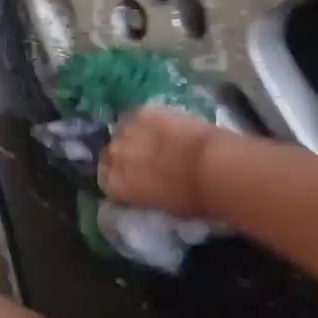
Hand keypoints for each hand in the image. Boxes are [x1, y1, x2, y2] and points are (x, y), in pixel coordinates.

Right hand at [98, 107, 222, 217]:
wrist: (212, 167)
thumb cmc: (193, 198)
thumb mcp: (162, 205)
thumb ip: (144, 192)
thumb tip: (145, 186)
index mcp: (117, 184)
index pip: (104, 179)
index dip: (117, 177)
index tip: (129, 178)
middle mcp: (115, 155)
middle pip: (112, 152)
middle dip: (124, 155)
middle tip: (144, 158)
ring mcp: (127, 130)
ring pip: (123, 131)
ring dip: (135, 136)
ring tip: (155, 139)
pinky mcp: (143, 112)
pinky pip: (139, 116)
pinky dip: (149, 121)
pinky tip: (164, 125)